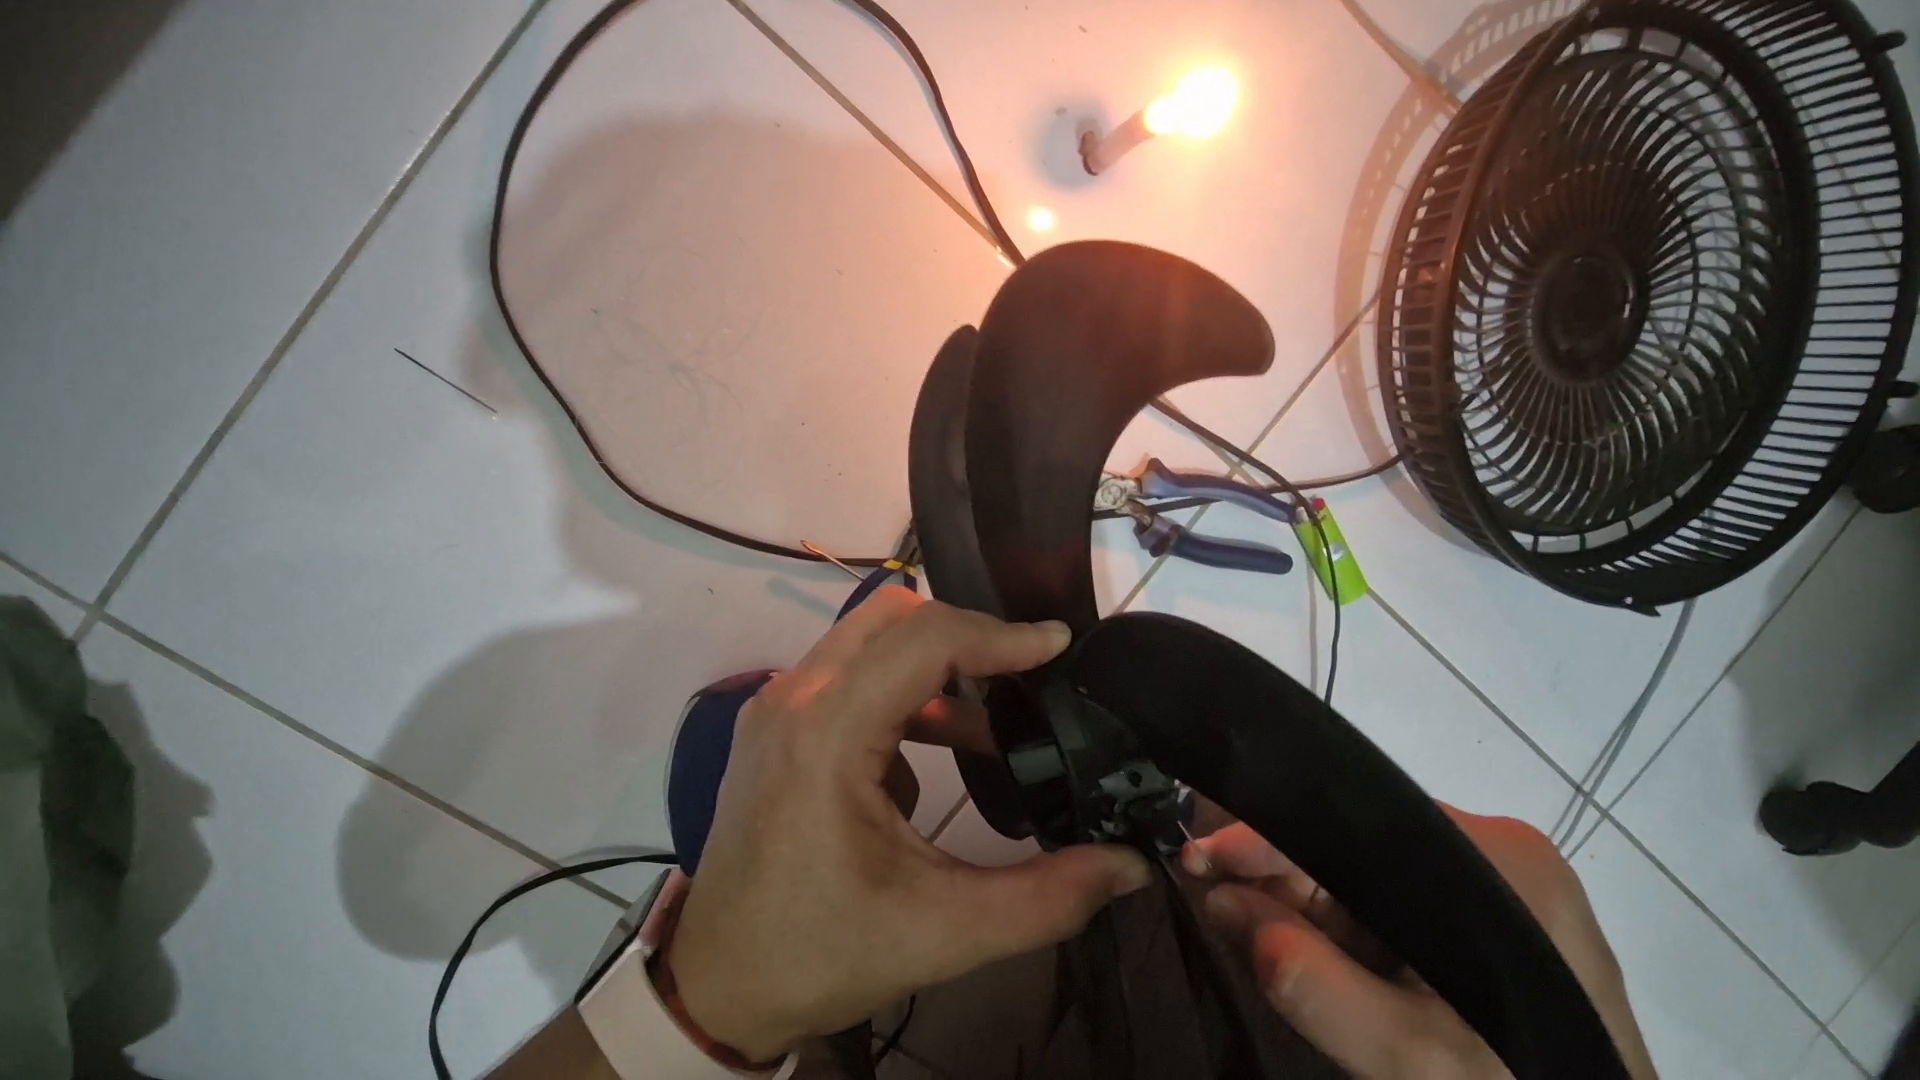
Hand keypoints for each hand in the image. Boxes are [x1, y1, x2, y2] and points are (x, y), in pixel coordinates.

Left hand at [665, 587, 1151, 1060]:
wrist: (716, 986)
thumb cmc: (821, 952)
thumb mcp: (943, 933)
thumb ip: (1047, 898)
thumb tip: (1130, 865)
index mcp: (827, 734)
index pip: (923, 639)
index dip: (999, 635)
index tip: (1058, 646)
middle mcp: (794, 699)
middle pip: (892, 617)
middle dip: (966, 636)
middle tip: (1026, 670)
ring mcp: (776, 708)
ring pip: (868, 642)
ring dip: (934, 668)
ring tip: (993, 722)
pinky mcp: (775, 726)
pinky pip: (848, 678)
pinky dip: (901, 696)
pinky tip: (932, 758)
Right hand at [1188, 809, 1657, 1079]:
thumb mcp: (1414, 1058)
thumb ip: (1313, 983)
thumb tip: (1219, 904)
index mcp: (1494, 859)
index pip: (1351, 829)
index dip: (1266, 842)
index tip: (1196, 859)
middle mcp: (1499, 851)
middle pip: (1354, 850)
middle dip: (1281, 882)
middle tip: (1214, 906)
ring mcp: (1501, 885)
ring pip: (1368, 879)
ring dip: (1306, 912)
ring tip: (1253, 936)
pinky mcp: (1495, 920)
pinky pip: (1393, 907)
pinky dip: (1344, 935)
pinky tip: (1312, 958)